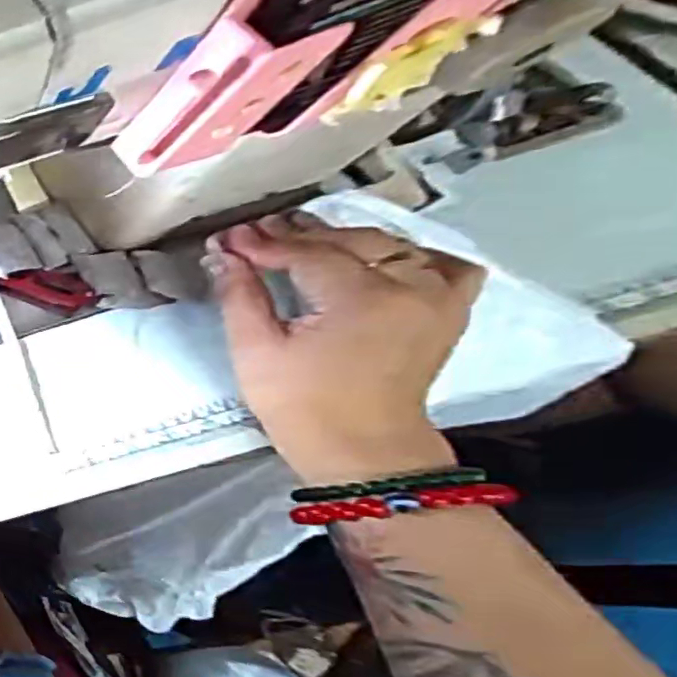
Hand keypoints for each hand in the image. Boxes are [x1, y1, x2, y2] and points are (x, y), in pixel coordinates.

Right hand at [207, 212, 486, 484]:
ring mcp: (440, 295)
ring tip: (303, 239)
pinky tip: (376, 259)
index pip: (309, 254)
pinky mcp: (450, 309)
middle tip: (257, 232)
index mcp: (361, 298)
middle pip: (350, 242)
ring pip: (391, 246)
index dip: (265, 243)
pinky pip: (439, 263)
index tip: (231, 236)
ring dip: (345, 240)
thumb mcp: (254, 351)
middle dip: (299, 235)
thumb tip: (226, 256)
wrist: (358, 445)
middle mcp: (412, 286)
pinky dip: (407, 254)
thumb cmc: (298, 403)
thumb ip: (241, 297)